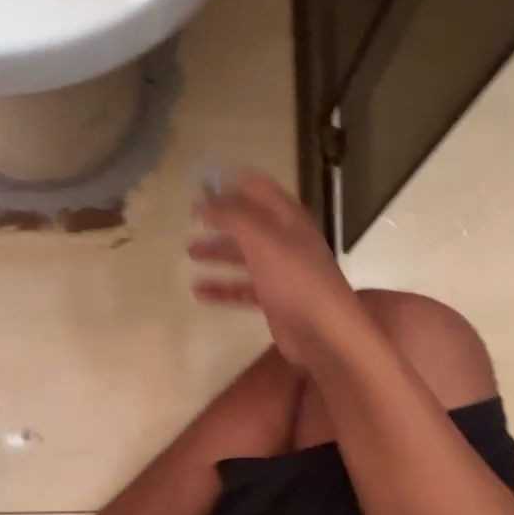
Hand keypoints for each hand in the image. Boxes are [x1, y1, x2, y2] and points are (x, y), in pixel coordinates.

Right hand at [189, 170, 366, 365]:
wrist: (323, 332)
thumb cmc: (294, 279)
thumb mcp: (262, 240)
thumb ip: (233, 216)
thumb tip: (205, 197)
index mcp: (289, 219)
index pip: (259, 190)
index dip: (233, 183)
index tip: (203, 182)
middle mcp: (286, 241)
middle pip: (250, 223)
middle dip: (222, 218)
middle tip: (192, 217)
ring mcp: (281, 272)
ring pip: (245, 256)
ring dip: (219, 252)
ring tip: (190, 252)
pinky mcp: (275, 300)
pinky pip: (244, 288)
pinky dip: (223, 287)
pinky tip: (199, 291)